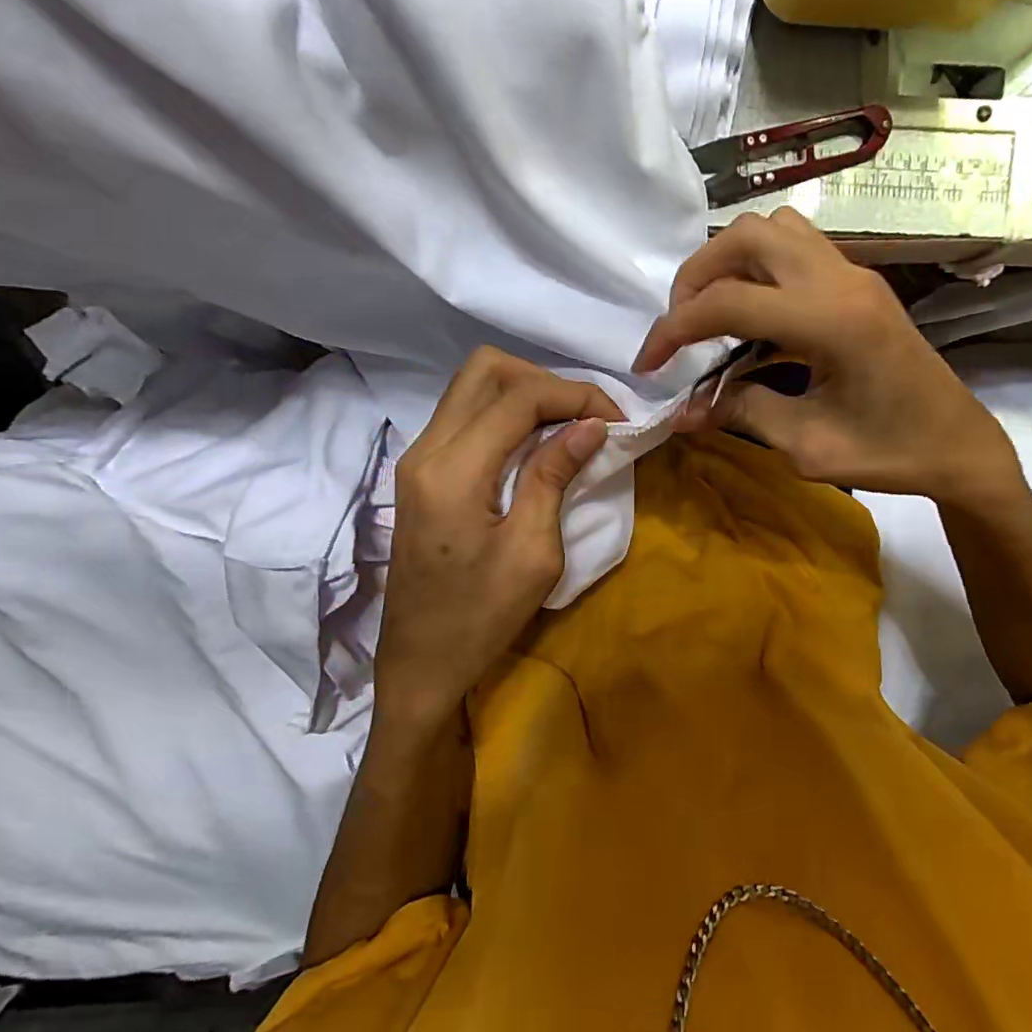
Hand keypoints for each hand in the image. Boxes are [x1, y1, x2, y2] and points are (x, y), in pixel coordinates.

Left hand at [374, 347, 622, 723]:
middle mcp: (426, 449)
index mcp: (453, 471)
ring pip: (471, 387)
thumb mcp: (533, 553)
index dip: (575, 395)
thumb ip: (554, 476)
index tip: (614, 419)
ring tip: (566, 428)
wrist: (421, 662)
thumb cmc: (482, 618)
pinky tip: (535, 445)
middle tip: (586, 418)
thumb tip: (590, 425)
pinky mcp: (421, 473)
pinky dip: (505, 415)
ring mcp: (417, 458)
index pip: (518, 396)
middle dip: (545, 381)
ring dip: (524, 394)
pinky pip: (464, 416)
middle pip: (485, 370)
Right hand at [634, 208, 1024, 504]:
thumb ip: (742, 414)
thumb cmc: (890, 454)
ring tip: (713, 314)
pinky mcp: (860, 283)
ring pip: (774, 229)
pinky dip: (760, 268)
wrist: (958, 445)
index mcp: (829, 321)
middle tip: (681, 327)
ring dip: (730, 262)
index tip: (648, 365)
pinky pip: (798, 247)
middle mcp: (840, 280)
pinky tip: (753, 316)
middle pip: (747, 236)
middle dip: (697, 276)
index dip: (673, 331)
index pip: (727, 302)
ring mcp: (854, 274)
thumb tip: (683, 412)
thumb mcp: (808, 446)